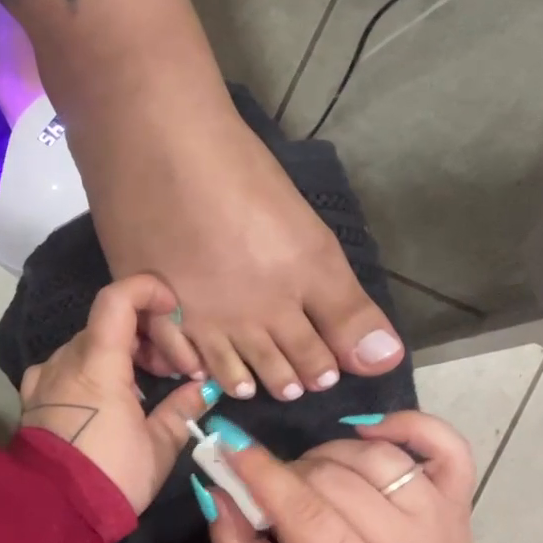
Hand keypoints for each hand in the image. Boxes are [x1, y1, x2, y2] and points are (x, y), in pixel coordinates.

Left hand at [18, 275, 210, 513]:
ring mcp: (44, 379)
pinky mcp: (32, 399)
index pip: (117, 298)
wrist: (52, 512)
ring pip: (87, 346)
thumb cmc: (111, 475)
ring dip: (121, 355)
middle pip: (107, 324)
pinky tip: (109, 400)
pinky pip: (65, 369)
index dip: (148, 291)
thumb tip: (203, 388)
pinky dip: (92, 372)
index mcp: (97, 362)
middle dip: (146, 336)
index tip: (173, 311)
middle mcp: (65, 360)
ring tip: (148, 389)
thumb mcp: (159, 445)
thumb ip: (182, 407)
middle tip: (175, 370)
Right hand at [75, 98, 405, 401]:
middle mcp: (252, 317)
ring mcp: (202, 321)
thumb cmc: (238, 171)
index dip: (331, 365)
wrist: (159, 153)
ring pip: (230, 366)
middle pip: (277, 361)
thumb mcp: (310, 233)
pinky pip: (180, 359)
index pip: (324, 348)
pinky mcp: (157, 315)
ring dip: (245, 378)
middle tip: (296, 389)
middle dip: (291, 377)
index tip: (331, 375)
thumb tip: (384, 362)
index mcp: (299, 289)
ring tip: (250, 389)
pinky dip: (190, 368)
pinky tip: (193, 371)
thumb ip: (344, 301)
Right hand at [204, 411, 474, 542]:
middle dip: (288, 472)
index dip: (263, 475)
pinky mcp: (460, 499)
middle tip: (272, 490)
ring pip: (374, 455)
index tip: (228, 446)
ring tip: (311, 475)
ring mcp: (441, 518)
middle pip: (334, 478)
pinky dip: (404, 424)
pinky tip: (367, 431)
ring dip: (328, 454)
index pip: (306, 514)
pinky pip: (442, 441)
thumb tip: (215, 489)